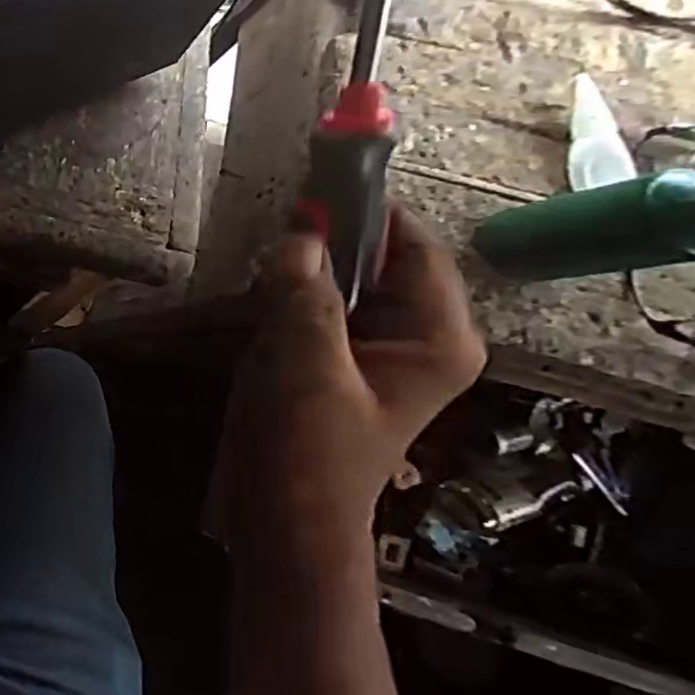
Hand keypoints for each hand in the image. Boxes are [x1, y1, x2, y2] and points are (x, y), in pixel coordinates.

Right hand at [230, 205, 485, 551]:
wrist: (282, 516)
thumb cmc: (309, 452)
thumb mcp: (307, 371)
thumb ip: (304, 298)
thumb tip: (297, 234)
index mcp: (436, 335)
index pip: (413, 244)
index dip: (369, 208)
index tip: (314, 177)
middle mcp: (413, 331)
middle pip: (377, 255)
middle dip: (328, 235)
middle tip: (278, 217)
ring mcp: (370, 342)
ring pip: (341, 274)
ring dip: (303, 260)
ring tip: (264, 252)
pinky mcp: (333, 351)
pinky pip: (316, 297)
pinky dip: (288, 285)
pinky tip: (258, 286)